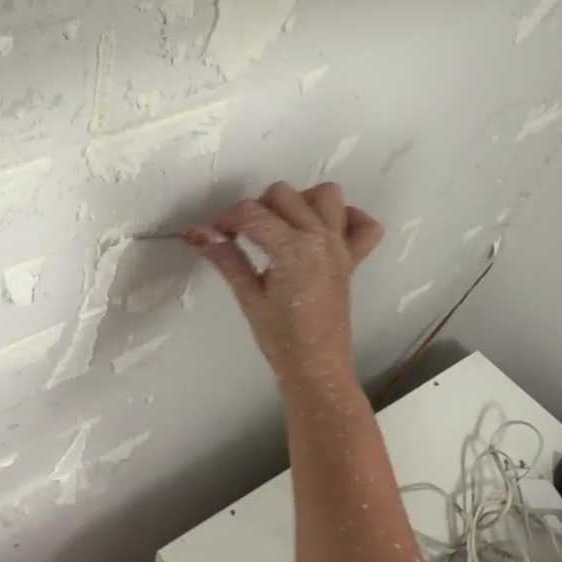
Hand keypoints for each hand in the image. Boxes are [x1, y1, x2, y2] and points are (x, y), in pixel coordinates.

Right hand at [183, 181, 383, 386]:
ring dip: (300, 202)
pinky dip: (347, 219)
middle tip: (242, 236)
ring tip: (281, 227)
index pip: (251, 213)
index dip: (225, 219)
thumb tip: (197, 233)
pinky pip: (363, 225)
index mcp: (292, 249)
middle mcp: (320, 238)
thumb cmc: (280, 338)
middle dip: (257, 208)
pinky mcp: (352, 258)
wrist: (316, 367)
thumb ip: (226, 257)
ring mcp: (340, 246)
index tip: (213, 233)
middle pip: (283, 194)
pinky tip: (322, 232)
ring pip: (326, 195)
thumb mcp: (248, 296)